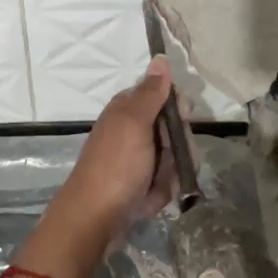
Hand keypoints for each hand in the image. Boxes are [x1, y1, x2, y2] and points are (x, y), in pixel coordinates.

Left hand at [56, 55, 177, 230]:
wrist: (94, 220)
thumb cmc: (115, 166)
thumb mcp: (134, 123)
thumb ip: (151, 92)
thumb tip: (161, 57)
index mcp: (128, 110)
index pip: (164, 96)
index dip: (178, 109)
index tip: (183, 121)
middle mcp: (133, 130)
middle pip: (175, 128)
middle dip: (179, 147)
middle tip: (170, 159)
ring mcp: (138, 159)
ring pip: (175, 157)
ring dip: (172, 172)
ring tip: (158, 185)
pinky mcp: (142, 184)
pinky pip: (167, 180)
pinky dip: (164, 190)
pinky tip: (153, 199)